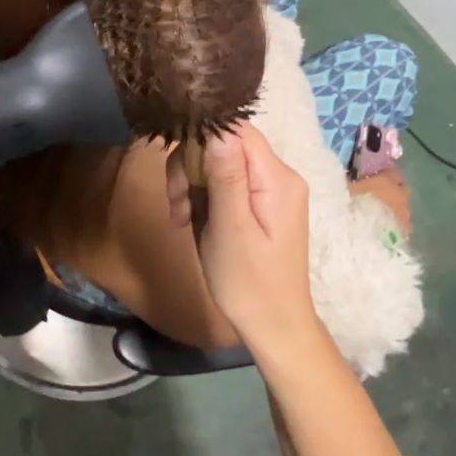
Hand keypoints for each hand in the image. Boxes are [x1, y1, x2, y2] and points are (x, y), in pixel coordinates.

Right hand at [167, 122, 323, 363]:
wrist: (273, 327)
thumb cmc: (248, 281)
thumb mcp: (230, 227)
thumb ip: (225, 175)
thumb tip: (216, 127)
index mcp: (277, 178)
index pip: (235, 129)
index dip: (201, 137)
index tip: (178, 167)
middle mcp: (278, 176)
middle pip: (223, 144)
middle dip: (191, 166)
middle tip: (176, 203)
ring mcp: (269, 190)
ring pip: (217, 163)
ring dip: (191, 184)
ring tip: (181, 218)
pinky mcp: (258, 205)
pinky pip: (223, 183)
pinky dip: (201, 197)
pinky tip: (191, 220)